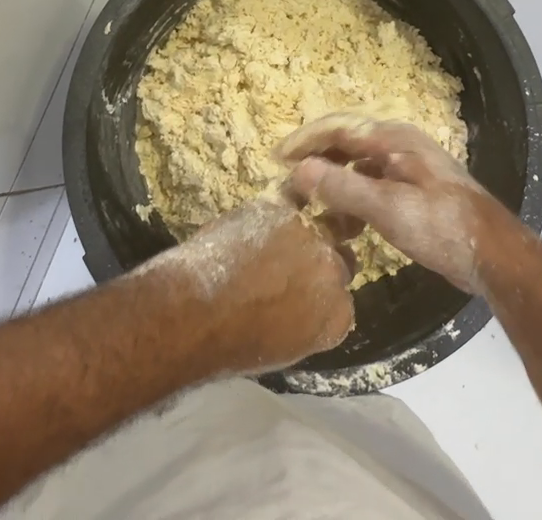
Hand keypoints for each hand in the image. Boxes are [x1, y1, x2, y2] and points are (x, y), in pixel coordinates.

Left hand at [137, 197, 354, 373]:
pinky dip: (296, 193)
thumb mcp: (283, 349)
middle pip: (340, 261)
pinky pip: (298, 193)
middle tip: (295, 267)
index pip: (343, 301)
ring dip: (309, 231)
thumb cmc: (232, 345)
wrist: (198, 312)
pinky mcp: (282, 209)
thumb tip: (299, 309)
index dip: (323, 296)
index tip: (304, 296)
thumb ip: (306, 324)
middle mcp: (334, 273)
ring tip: (287, 234)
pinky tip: (286, 197)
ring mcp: (311, 236)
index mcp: (336, 316)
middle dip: (322, 264)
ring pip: (325, 226)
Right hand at [279, 114, 517, 293]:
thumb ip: (343, 188)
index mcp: (394, 140)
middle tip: (287, 184)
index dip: (304, 141)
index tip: (275, 158)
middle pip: (345, 145)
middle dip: (316, 164)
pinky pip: (371, 189)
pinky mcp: (412, 192)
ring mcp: (407, 169)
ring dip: (333, 187)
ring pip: (357, 169)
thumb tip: (299, 170)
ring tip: (311, 210)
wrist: (493, 255)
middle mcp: (399, 146)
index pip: (338, 129)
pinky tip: (344, 228)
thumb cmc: (443, 227)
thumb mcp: (388, 209)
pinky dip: (352, 203)